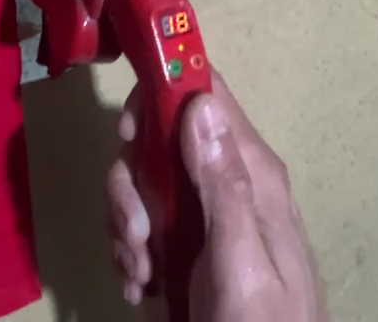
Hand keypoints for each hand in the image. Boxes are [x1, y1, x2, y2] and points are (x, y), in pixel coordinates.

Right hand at [107, 74, 328, 321]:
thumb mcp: (241, 261)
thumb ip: (223, 183)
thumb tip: (201, 101)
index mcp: (251, 171)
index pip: (204, 92)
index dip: (160, 93)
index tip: (128, 132)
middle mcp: (226, 179)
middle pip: (157, 138)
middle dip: (130, 183)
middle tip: (137, 233)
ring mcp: (204, 210)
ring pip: (140, 179)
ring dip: (126, 223)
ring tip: (140, 272)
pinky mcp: (185, 240)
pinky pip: (140, 218)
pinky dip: (129, 248)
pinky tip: (140, 284)